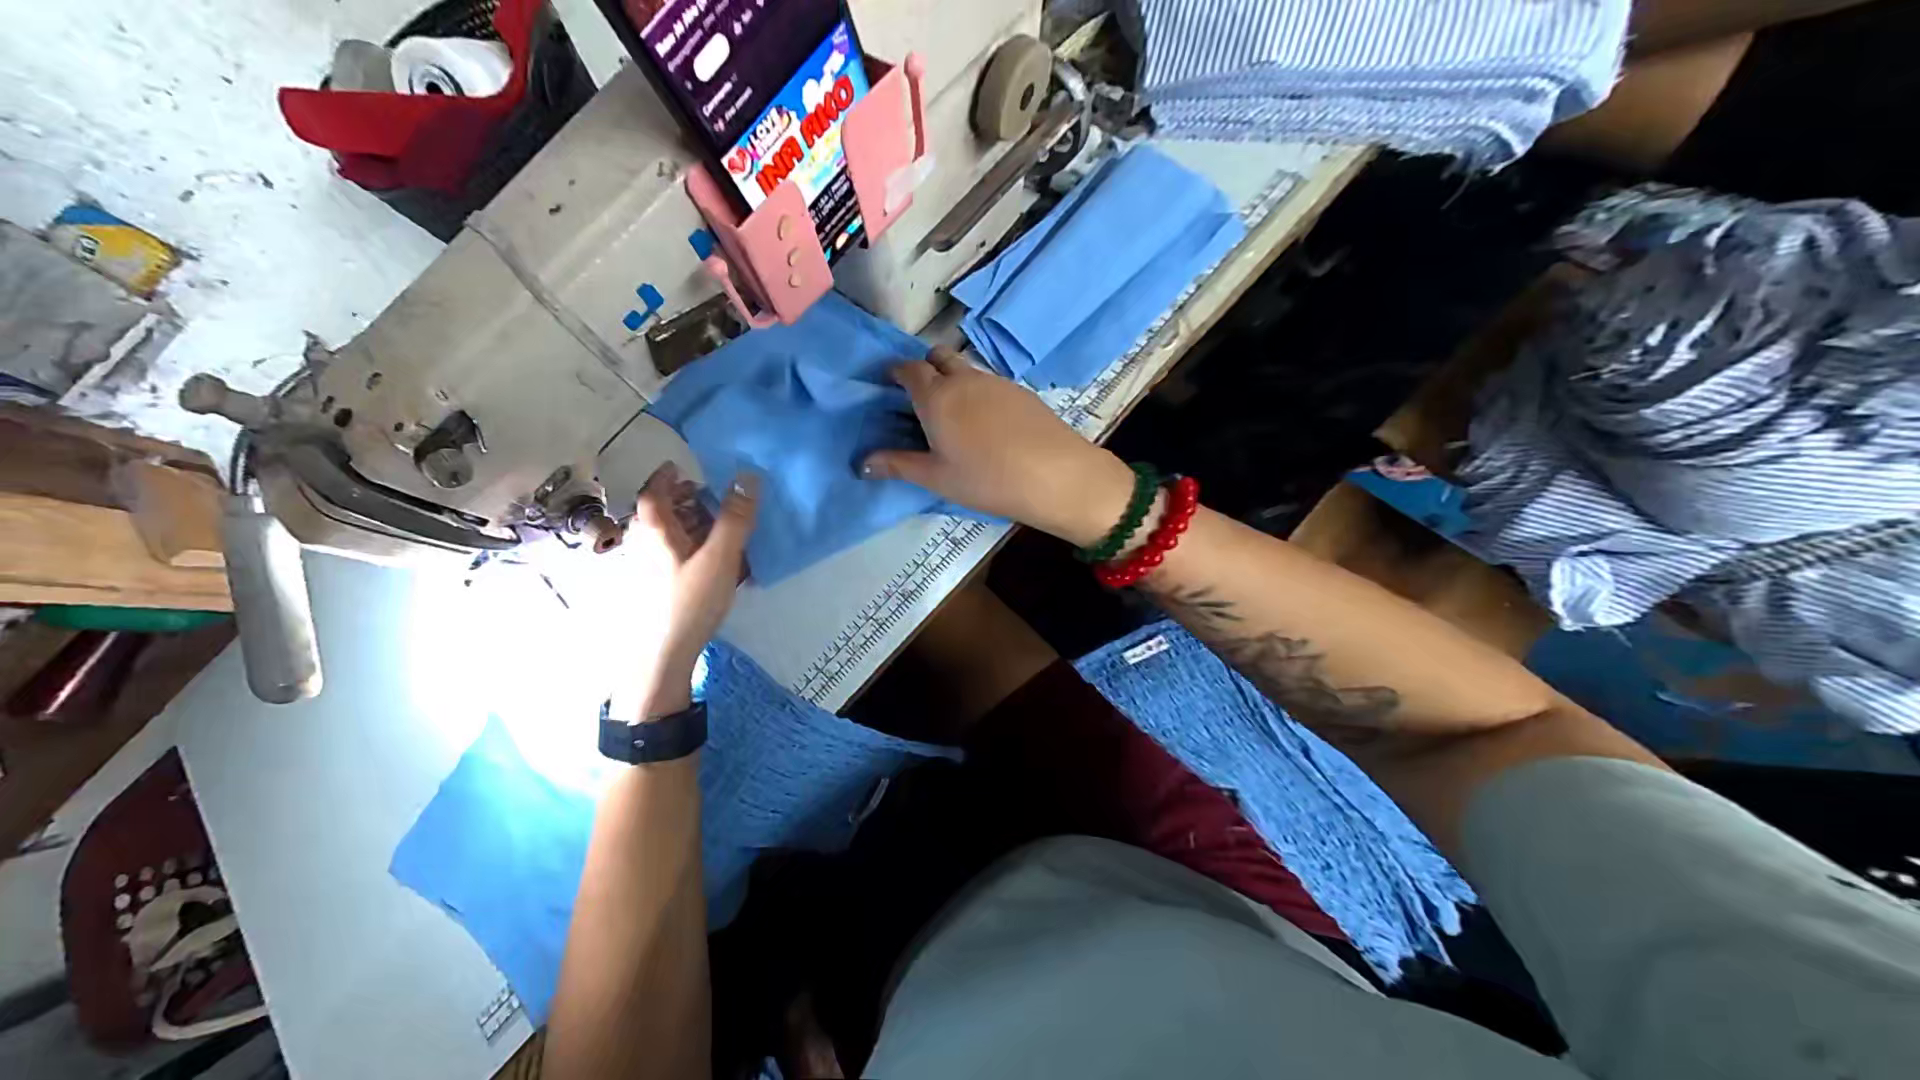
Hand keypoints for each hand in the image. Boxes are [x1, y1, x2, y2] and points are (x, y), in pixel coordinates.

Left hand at [622, 463, 756, 717]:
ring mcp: (645, 567)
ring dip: (686, 524)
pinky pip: (669, 556)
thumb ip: (734, 518)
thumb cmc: (689, 601)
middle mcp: (643, 544)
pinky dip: (686, 547)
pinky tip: (708, 562)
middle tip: (708, 497)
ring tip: (714, 527)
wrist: (663, 656)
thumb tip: (747, 477)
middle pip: (659, 512)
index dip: (668, 476)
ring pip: (664, 535)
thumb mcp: (719, 557)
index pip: (655, 491)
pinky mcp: (653, 588)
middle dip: (682, 500)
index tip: (682, 468)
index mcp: (654, 529)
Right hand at [862, 347, 1136, 546]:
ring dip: (953, 379)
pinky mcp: (1021, 391)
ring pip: (966, 369)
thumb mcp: (937, 477)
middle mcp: (964, 379)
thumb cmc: (987, 479)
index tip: (889, 386)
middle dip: (924, 368)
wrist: (1056, 475)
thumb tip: (862, 462)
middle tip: (920, 398)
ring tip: (953, 414)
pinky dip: (977, 392)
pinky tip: (986, 423)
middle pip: (938, 356)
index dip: (896, 373)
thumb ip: (898, 465)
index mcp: (936, 396)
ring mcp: (996, 382)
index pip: (908, 369)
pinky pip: (989, 382)